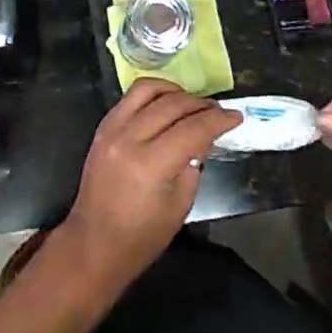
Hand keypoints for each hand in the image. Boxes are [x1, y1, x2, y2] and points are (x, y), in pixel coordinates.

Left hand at [60, 79, 240, 289]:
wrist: (96, 242)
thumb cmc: (143, 235)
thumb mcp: (180, 203)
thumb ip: (194, 162)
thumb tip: (205, 136)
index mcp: (150, 164)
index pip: (192, 129)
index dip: (218, 120)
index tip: (236, 116)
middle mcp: (128, 138)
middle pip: (171, 105)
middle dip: (200, 104)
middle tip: (218, 110)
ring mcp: (111, 130)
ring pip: (147, 90)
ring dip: (174, 91)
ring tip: (191, 103)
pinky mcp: (102, 128)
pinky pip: (129, 98)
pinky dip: (151, 95)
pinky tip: (165, 104)